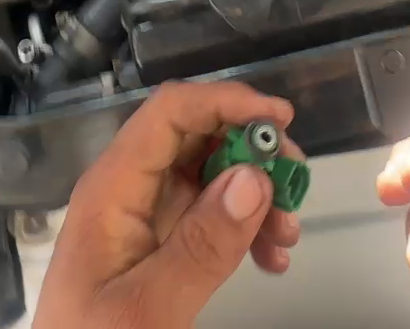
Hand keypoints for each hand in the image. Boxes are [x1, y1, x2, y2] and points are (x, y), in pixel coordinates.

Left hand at [33, 81, 302, 328]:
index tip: (279, 119)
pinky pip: (210, 211)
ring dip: (256, 191)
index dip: (224, 101)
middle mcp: (130, 184)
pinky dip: (246, 225)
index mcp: (114, 184)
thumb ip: (200, 246)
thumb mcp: (147, 308)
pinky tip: (271, 258)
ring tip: (288, 234)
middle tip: (296, 180)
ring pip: (210, 171)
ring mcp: (145, 211)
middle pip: (196, 135)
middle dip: (251, 148)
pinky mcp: (160, 240)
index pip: (170, 111)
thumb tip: (255, 176)